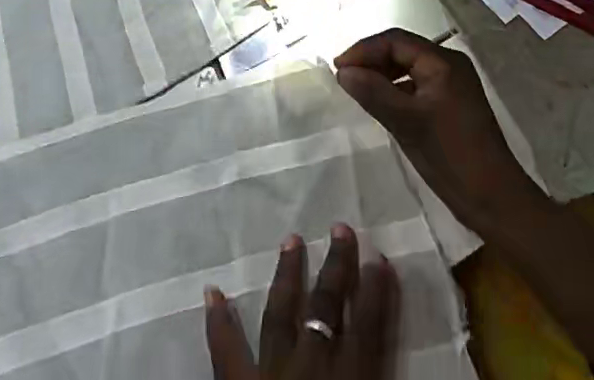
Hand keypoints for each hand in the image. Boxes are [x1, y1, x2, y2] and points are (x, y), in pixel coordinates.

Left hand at [204, 224, 397, 379]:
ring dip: (287, 277)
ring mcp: (269, 374)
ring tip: (292, 240)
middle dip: (337, 269)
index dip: (376, 295)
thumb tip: (381, 362)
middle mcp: (310, 369)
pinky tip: (212, 290)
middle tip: (340, 228)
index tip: (381, 260)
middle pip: (326, 309)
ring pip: (280, 313)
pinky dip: (218, 321)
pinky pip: (224, 350)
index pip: (368, 332)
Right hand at [333, 29, 543, 230]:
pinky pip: (415, 84)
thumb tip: (343, 72)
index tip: (338, 68)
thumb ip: (372, 91)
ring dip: (381, 73)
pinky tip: (380, 103)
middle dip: (370, 59)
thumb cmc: (450, 154)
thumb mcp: (405, 121)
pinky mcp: (451, 104)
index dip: (363, 50)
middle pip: (401, 50)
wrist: (495, 200)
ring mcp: (452, 85)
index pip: (394, 41)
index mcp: (443, 62)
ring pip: (407, 67)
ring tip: (357, 88)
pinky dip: (394, 88)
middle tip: (344, 77)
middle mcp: (449, 66)